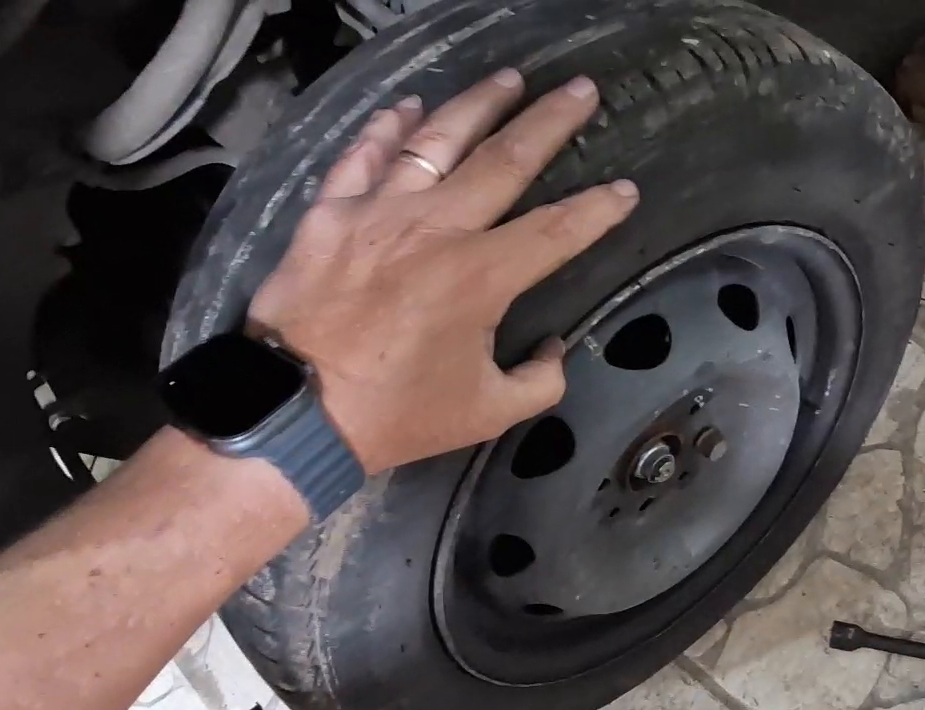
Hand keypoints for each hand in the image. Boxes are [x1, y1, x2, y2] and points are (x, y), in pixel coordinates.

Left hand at [247, 70, 639, 473]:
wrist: (298, 410)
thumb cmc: (401, 414)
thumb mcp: (490, 412)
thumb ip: (541, 381)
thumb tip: (552, 349)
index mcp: (481, 277)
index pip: (556, 231)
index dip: (598, 210)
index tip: (626, 191)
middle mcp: (436, 228)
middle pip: (505, 160)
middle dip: (551, 122)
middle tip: (581, 91)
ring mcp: (378, 212)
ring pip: (437, 139)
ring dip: (479, 104)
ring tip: (509, 80)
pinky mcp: (331, 212)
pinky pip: (365, 154)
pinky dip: (389, 126)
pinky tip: (410, 106)